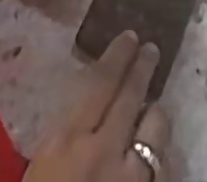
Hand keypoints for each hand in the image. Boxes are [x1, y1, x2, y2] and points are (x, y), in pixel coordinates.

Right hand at [25, 31, 173, 181]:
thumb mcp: (43, 167)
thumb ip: (68, 136)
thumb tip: (91, 109)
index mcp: (70, 140)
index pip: (101, 84)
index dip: (118, 57)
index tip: (130, 37)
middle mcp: (105, 152)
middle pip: (132, 98)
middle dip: (143, 69)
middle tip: (151, 50)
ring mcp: (132, 179)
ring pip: (156, 131)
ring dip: (155, 116)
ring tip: (152, 108)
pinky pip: (163, 168)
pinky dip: (160, 155)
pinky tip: (156, 153)